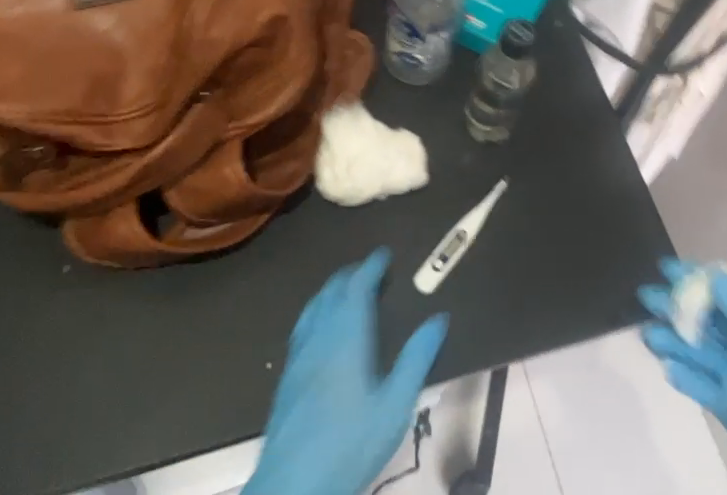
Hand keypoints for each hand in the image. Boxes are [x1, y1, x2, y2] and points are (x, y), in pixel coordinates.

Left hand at [244, 249, 449, 494]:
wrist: (293, 485)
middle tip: (370, 269)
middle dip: (350, 275)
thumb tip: (438, 319)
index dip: (369, 267)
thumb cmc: (351, 444)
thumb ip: (416, 359)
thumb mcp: (395, 405)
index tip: (384, 254)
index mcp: (345, 338)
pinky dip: (317, 311)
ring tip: (348, 289)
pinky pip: (303, 327)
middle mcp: (318, 339)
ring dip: (331, 291)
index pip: (356, 288)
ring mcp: (298, 357)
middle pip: (331, 293)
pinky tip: (322, 328)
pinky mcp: (288, 377)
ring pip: (313, 308)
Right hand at [638, 261, 726, 494]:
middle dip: (679, 307)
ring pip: (701, 351)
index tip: (665, 268)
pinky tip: (666, 370)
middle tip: (646, 297)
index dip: (700, 280)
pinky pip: (701, 385)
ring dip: (675, 340)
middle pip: (711, 320)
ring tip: (648, 336)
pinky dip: (683, 376)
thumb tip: (715, 278)